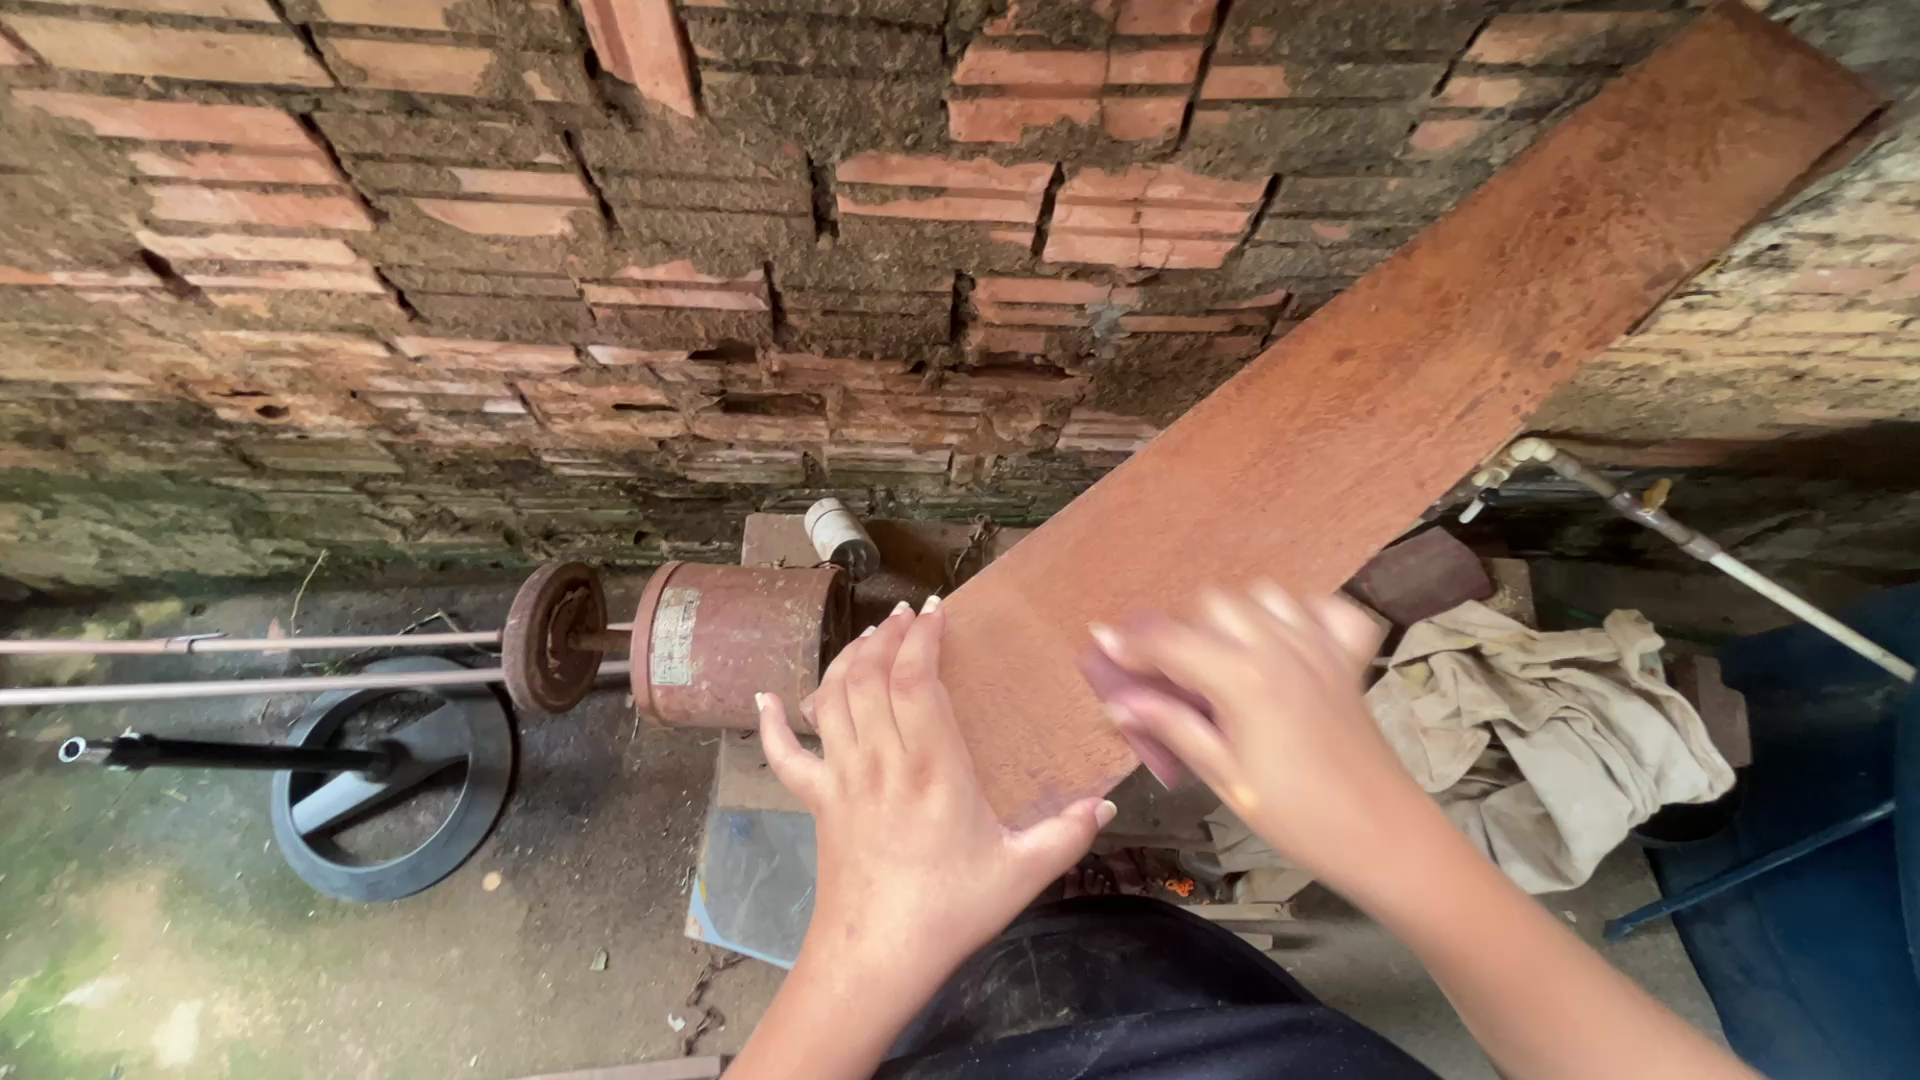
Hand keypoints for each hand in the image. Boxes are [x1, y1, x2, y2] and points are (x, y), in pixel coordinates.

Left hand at [759, 598, 1116, 993]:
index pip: (917, 680)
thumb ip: (1067, 834)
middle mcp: (881, 760)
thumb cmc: (949, 911)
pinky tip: (767, 700)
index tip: (934, 612)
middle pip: (871, 676)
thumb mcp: (1021, 874)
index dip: (922, 638)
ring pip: (832, 698)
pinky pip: (785, 756)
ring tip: (868, 639)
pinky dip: (772, 724)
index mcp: (932, 767)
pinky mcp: (817, 800)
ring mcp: (841, 777)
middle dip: (886, 635)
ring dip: (846, 660)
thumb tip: (1108, 805)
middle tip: (904, 615)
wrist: (875, 960)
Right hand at [1087, 584, 1427, 893]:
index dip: (1130, 643)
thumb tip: (1118, 704)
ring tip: (1223, 657)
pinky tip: (1284, 642)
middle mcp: (1281, 647)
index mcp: (1244, 679)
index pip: (1170, 642)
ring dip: (1233, 617)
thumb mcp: (1225, 777)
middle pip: (1212, 603)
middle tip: (1171, 674)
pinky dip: (1299, 613)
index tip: (1103, 645)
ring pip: (1261, 594)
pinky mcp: (1349, 658)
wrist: (1389, 841)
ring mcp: (1320, 647)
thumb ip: (1173, 728)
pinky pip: (1323, 608)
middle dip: (1182, 630)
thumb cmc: (1299, 818)